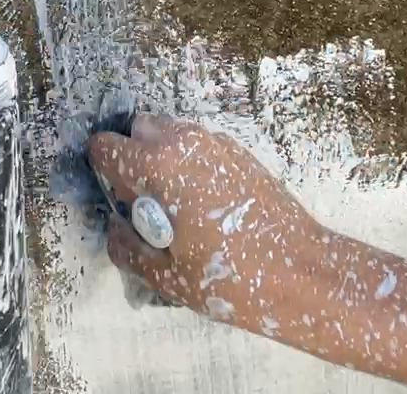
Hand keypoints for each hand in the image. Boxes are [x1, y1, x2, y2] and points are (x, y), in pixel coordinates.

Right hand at [87, 113, 336, 339]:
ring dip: (162, 154)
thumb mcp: (168, 278)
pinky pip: (197, 142)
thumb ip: (128, 249)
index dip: (103, 169)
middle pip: (137, 128)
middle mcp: (179, 143)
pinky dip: (190, 160)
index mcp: (155, 168)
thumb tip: (115, 229)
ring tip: (180, 200)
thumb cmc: (232, 279)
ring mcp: (211, 141)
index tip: (119, 196)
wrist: (304, 272)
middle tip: (148, 198)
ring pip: (168, 131)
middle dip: (133, 155)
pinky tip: (208, 201)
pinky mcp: (236, 149)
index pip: (105, 145)